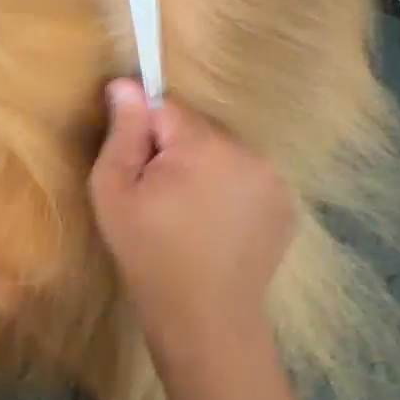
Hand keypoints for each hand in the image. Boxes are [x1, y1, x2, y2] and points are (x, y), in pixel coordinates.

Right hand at [87, 79, 294, 360]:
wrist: (204, 315)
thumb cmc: (146, 249)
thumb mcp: (113, 188)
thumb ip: (123, 132)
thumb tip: (125, 84)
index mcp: (206, 146)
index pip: (165, 108)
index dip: (141, 135)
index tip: (134, 171)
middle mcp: (250, 154)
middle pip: (195, 130)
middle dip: (171, 151)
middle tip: (154, 196)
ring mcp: (275, 181)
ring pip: (219, 153)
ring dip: (199, 170)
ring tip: (182, 213)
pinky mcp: (285, 206)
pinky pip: (242, 177)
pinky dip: (223, 190)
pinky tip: (209, 224)